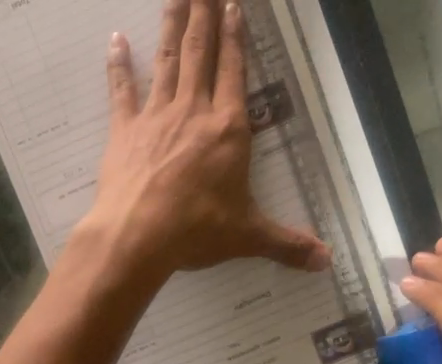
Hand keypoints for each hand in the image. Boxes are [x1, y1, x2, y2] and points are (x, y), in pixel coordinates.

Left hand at [77, 0, 330, 282]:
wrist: (139, 236)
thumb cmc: (197, 231)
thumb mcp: (249, 237)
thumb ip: (288, 245)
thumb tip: (327, 262)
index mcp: (229, 130)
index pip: (235, 71)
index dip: (235, 36)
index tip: (232, 3)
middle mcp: (194, 111)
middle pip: (199, 51)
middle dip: (203, 12)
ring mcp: (156, 117)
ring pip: (166, 60)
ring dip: (170, 24)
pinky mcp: (124, 131)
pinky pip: (122, 90)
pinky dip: (118, 64)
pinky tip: (114, 39)